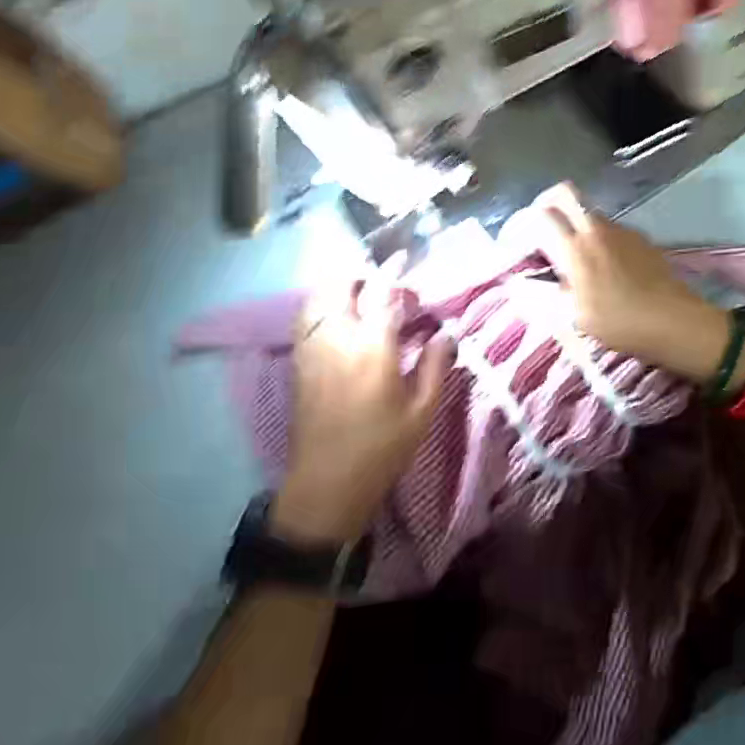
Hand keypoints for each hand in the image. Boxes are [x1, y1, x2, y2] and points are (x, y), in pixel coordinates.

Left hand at [272, 268, 454, 543]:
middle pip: (340, 286)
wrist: (326, 485)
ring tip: (359, 293)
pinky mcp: (298, 363)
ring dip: (337, 288)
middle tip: (382, 280)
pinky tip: (338, 317)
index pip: (384, 294)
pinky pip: (305, 319)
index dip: (397, 274)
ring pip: (316, 299)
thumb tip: (446, 334)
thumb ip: (435, 366)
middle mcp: (338, 339)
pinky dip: (320, 306)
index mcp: (373, 348)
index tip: (409, 260)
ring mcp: (312, 349)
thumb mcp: (423, 410)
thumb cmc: (382, 448)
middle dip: (361, 274)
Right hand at [509, 184, 731, 382]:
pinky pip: (611, 229)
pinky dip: (599, 237)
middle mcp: (596, 229)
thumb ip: (543, 295)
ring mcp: (622, 230)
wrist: (674, 322)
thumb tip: (519, 284)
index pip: (540, 215)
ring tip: (573, 255)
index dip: (522, 223)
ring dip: (575, 223)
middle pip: (565, 195)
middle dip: (547, 204)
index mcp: (575, 248)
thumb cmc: (620, 322)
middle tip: (540, 227)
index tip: (516, 241)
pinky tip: (604, 266)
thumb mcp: (574, 316)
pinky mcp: (641, 239)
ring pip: (589, 212)